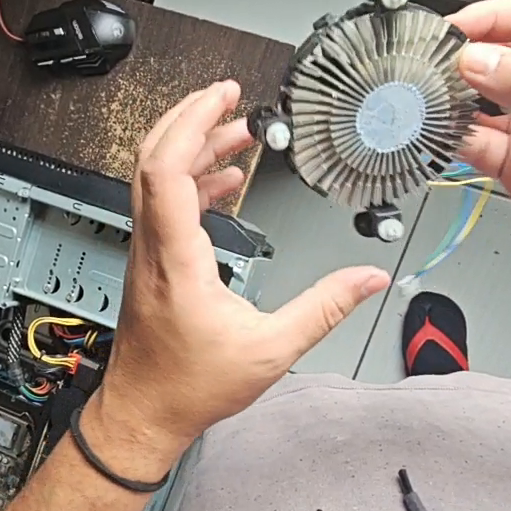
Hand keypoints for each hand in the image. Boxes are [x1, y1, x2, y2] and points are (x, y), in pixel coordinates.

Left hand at [86, 81, 391, 473]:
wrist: (144, 414)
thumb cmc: (187, 388)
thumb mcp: (270, 350)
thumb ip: (324, 309)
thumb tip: (366, 280)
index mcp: (176, 260)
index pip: (166, 170)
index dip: (192, 123)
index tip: (222, 98)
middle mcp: (152, 249)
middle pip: (154, 161)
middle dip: (191, 118)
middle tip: (229, 96)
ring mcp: (147, 255)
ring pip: (157, 181)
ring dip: (194, 148)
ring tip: (238, 131)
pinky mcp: (152, 265)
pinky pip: (165, 207)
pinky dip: (194, 182)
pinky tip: (224, 180)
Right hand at [448, 0, 510, 298]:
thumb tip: (481, 59)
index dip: (495, 18)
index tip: (453, 31)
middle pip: (505, 59)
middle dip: (465, 60)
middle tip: (428, 69)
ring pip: (484, 105)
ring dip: (454, 103)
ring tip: (425, 105)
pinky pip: (478, 147)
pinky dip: (453, 142)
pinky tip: (438, 139)